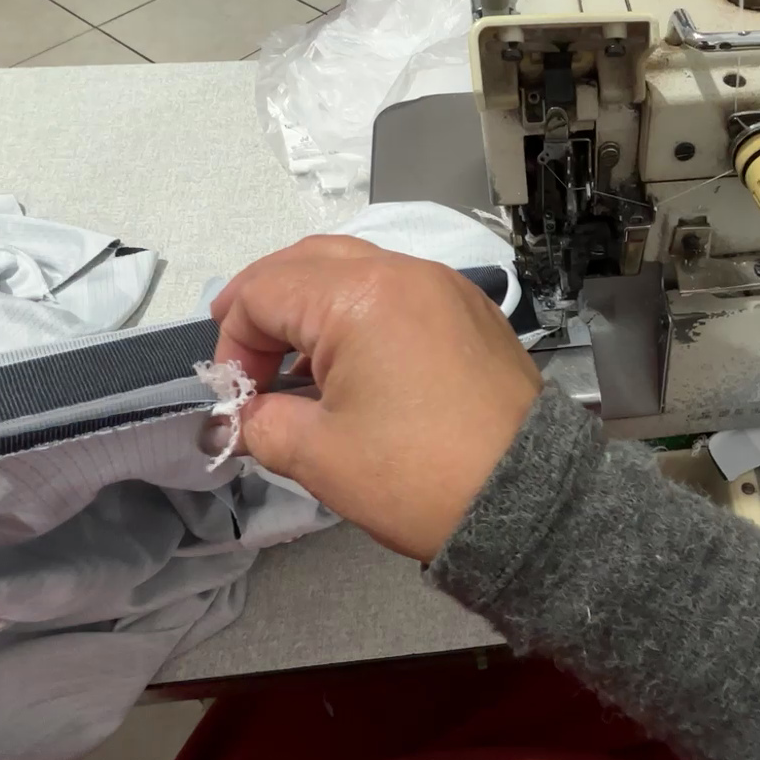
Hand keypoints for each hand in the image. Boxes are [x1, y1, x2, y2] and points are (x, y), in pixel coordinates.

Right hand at [210, 236, 541, 561]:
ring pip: (358, 268)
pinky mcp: (473, 310)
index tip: (235, 395)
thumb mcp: (319, 455)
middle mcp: (408, 272)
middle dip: (267, 305)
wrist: (527, 497)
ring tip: (296, 361)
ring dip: (315, 304)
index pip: (265, 291)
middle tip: (248, 357)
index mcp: (362, 296)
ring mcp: (448, 287)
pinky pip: (401, 290)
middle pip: (309, 262)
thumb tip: (242, 417)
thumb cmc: (418, 475)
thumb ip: (260, 423)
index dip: (232, 342)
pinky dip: (364, 311)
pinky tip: (355, 359)